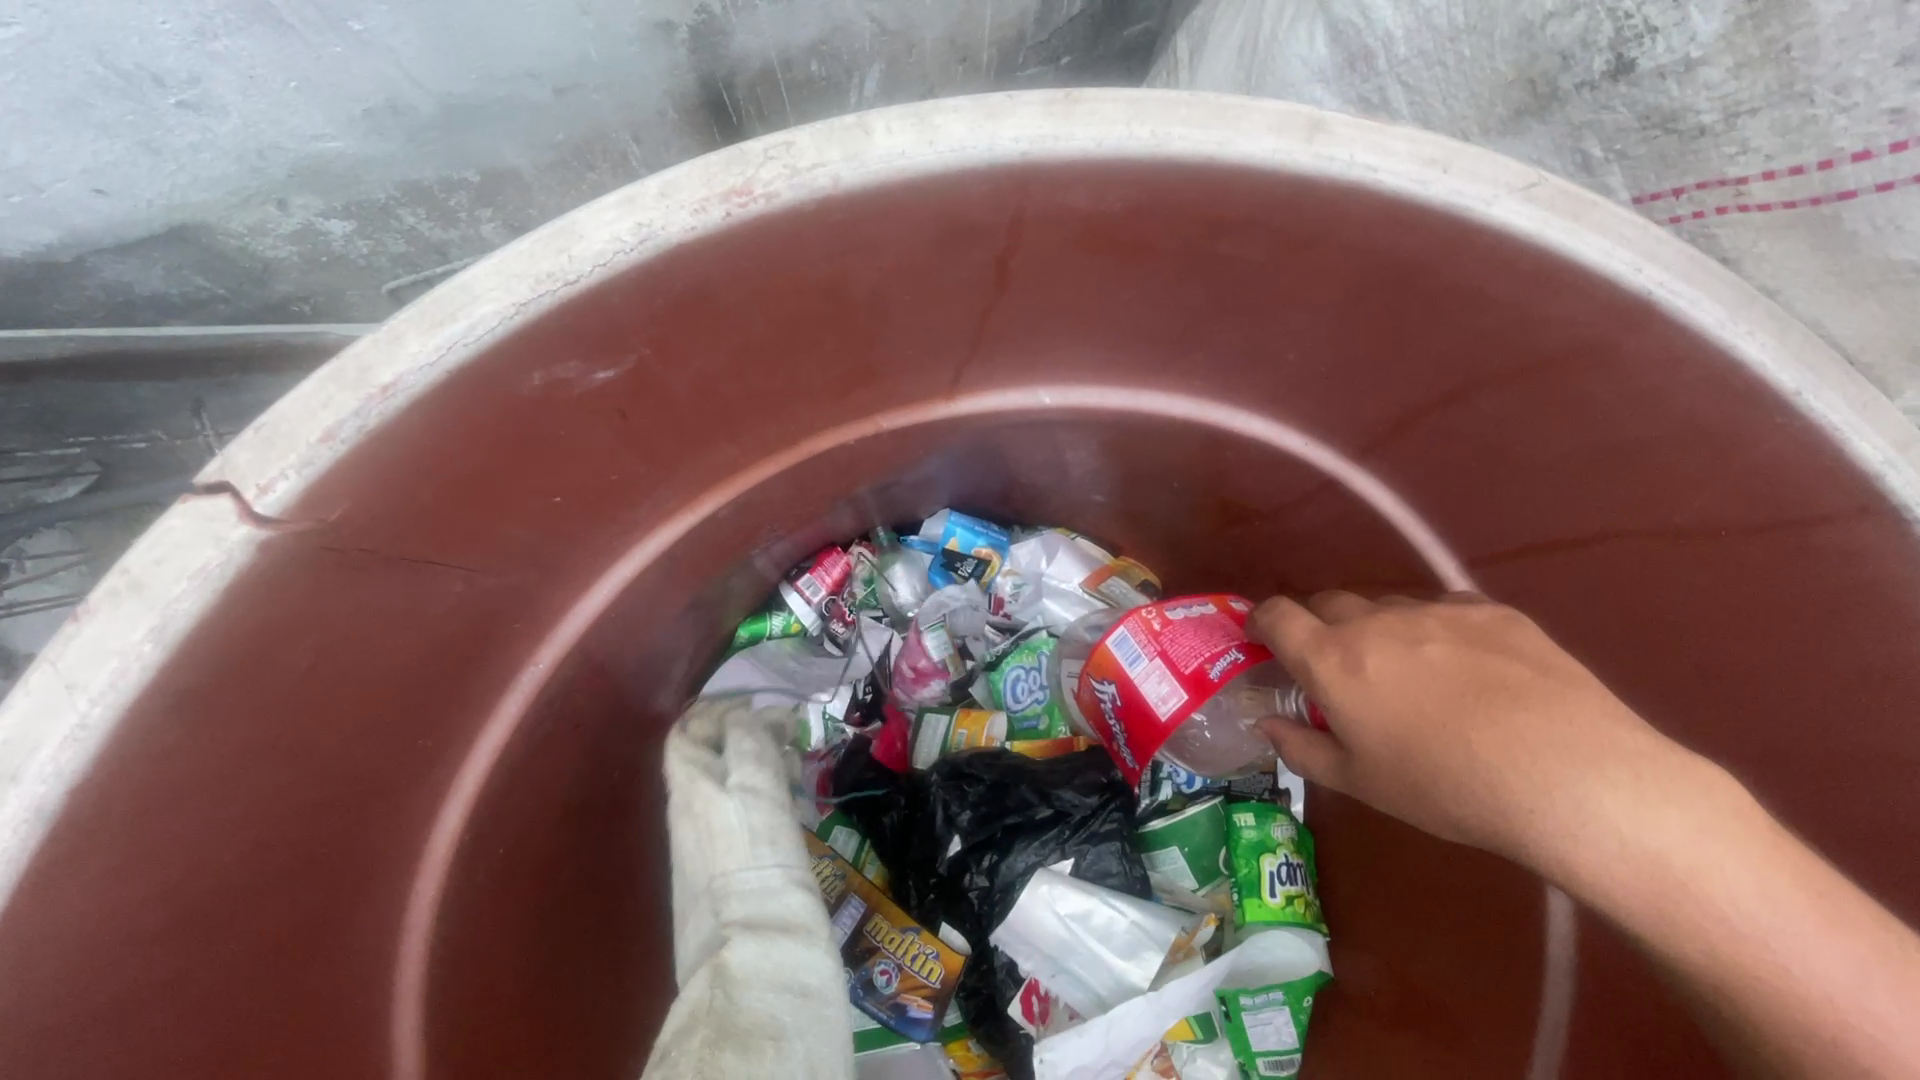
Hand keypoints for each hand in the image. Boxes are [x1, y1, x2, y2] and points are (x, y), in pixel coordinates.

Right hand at [1251, 591, 1696, 870]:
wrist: (1567, 774)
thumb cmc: (1445, 786)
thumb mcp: (1361, 783)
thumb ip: (1302, 749)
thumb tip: (1268, 724)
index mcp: (1333, 660)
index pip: (1277, 615)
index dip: (1263, 620)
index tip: (1263, 636)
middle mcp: (1376, 621)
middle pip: (1330, 602)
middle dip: (1322, 626)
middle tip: (1339, 666)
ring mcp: (1437, 610)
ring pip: (1390, 605)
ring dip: (1381, 628)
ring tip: (1410, 672)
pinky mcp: (1493, 612)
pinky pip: (1446, 608)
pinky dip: (1437, 629)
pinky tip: (1469, 668)